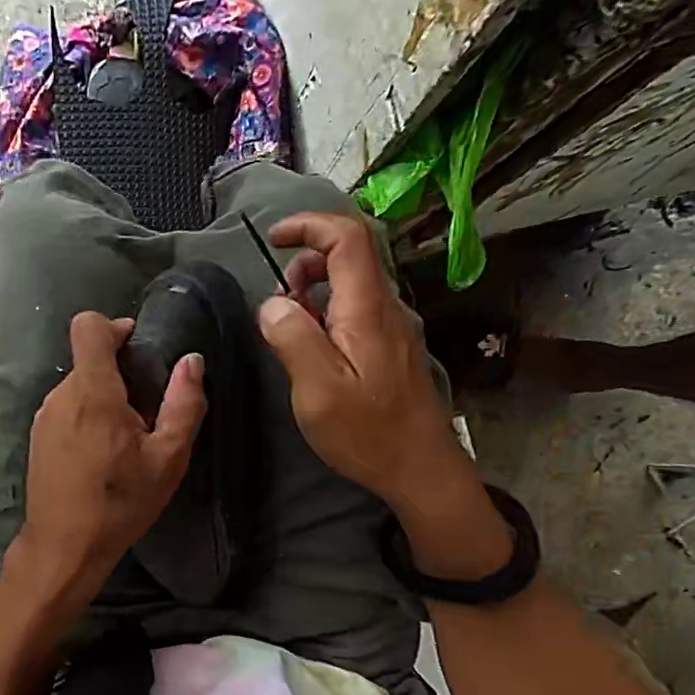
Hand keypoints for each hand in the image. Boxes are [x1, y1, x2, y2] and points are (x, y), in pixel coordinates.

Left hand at [17, 312, 206, 598]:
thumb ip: (184, 404)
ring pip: (79, 386)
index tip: (137, 348)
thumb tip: (192, 360)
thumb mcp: (168, 458)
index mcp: (92, 393)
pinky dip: (87, 415)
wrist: (64, 547)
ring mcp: (43, 415)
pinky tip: (102, 453)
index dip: (114, 326)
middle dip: (119, 372)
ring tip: (126, 439)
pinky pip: (67, 407)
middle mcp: (60, 395)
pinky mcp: (37, 435)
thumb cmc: (120, 504)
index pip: (88, 326)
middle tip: (146, 411)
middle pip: (89, 359)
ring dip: (104, 397)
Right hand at [255, 213, 463, 503]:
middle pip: (351, 253)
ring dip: (313, 289)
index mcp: (367, 310)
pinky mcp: (390, 346)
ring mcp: (392, 326)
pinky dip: (326, 311)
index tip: (274, 238)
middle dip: (305, 261)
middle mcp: (386, 308)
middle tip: (277, 303)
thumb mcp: (317, 389)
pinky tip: (314, 348)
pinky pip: (356, 308)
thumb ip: (292, 338)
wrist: (421, 469)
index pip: (348, 236)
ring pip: (352, 282)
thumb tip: (272, 303)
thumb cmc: (367, 432)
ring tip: (290, 328)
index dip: (310, 224)